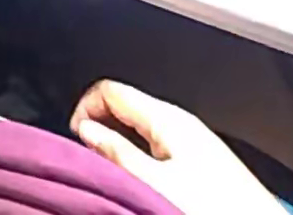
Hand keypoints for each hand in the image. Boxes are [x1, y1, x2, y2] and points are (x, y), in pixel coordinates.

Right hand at [71, 81, 290, 214]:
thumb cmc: (217, 212)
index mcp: (166, 118)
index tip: (76, 136)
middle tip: (91, 158)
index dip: (85, 107)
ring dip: (121, 145)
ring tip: (114, 175)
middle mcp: (180, 122)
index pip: (110, 90)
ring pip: (141, 129)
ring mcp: (194, 143)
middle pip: (126, 107)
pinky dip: (141, 157)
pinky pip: (159, 147)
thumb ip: (117, 153)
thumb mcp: (157, 184)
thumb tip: (86, 130)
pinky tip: (144, 185)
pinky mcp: (205, 165)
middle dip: (102, 126)